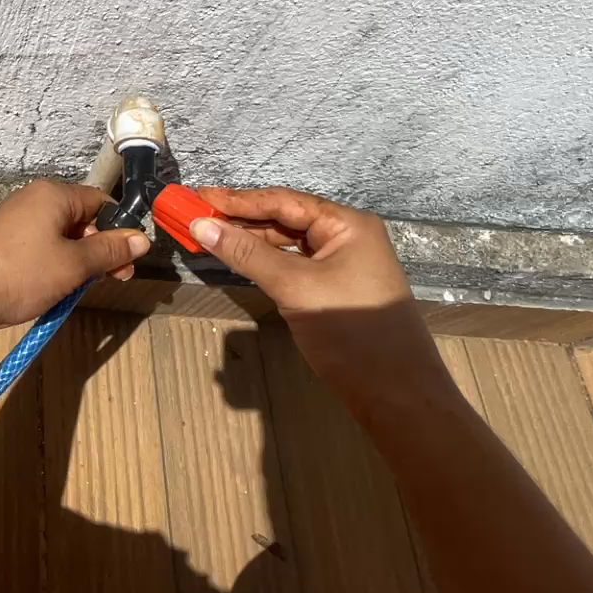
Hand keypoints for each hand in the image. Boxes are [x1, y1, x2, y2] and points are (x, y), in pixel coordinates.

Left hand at [0, 180, 149, 333]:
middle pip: (81, 218)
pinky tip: (58, 286)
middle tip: (114, 279)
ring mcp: (17, 218)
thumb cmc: (21, 274)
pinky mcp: (5, 239)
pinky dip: (56, 262)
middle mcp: (34, 199)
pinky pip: (42, 244)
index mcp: (53, 195)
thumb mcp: (73, 265)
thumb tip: (142, 238)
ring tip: (82, 287)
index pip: (100, 202)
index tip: (128, 260)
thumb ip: (109, 251)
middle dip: (99, 248)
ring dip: (78, 259)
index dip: (118, 229)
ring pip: (62, 235)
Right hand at [188, 187, 443, 401]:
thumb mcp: (294, 287)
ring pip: (286, 240)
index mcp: (347, 225)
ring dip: (248, 238)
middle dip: (239, 217)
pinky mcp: (334, 285)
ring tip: (208, 234)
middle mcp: (346, 236)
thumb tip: (199, 225)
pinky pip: (292, 261)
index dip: (236, 199)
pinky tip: (238, 257)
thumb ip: (245, 253)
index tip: (196, 196)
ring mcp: (341, 262)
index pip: (282, 200)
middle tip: (195, 213)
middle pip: (283, 216)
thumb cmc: (351, 331)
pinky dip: (263, 258)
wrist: (397, 396)